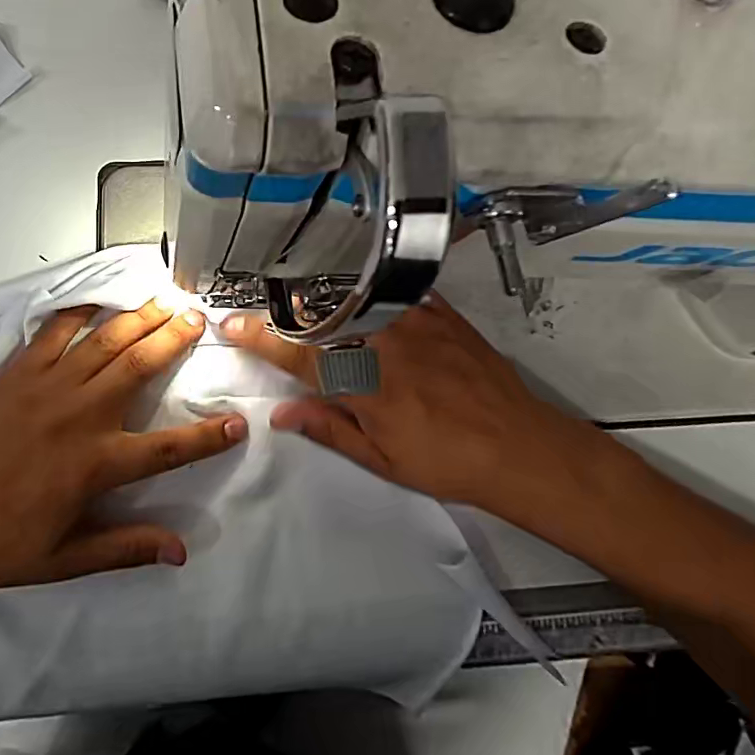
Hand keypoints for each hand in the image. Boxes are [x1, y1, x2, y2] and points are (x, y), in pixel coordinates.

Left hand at [0, 299, 245, 634]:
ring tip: (164, 299)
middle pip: (139, 367)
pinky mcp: (16, 373)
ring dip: (138, 318)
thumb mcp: (62, 559)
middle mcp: (79, 416)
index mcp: (95, 464)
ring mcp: (46, 387)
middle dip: (174, 339)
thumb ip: (124, 548)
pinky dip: (78, 312)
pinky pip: (53, 332)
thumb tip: (180, 549)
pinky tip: (96, 300)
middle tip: (198, 317)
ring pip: (104, 341)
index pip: (167, 449)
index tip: (238, 421)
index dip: (207, 436)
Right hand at [223, 295, 628, 533]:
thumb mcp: (381, 458)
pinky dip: (375, 299)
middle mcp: (381, 344)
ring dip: (331, 307)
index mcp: (361, 382)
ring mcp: (412, 322)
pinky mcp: (440, 312)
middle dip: (294, 318)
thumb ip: (329, 428)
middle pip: (320, 315)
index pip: (295, 353)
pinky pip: (395, 293)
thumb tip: (283, 413)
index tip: (232, 325)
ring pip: (353, 299)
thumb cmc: (448, 461)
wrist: (521, 447)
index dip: (258, 337)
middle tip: (287, 328)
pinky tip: (377, 313)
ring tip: (335, 327)